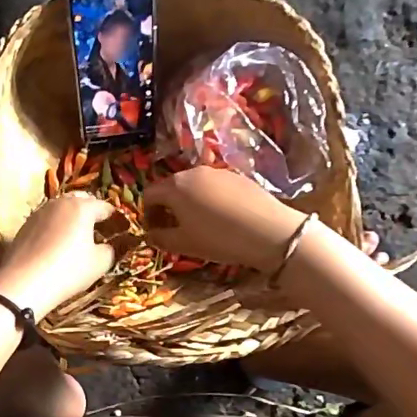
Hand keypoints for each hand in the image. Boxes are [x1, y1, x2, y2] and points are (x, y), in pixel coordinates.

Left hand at [0, 193, 119, 314]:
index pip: (105, 207)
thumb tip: (107, 246)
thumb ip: (110, 249)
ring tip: (78, 238)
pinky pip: (48, 221)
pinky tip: (57, 245)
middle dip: (92, 213)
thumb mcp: (100, 263)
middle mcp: (60, 203)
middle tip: (99, 231)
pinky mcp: (25, 225)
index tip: (120, 230)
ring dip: (72, 219)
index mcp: (82, 207)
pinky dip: (56, 228)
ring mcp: (40, 212)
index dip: (115, 218)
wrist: (24, 283)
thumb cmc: (68, 270)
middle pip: (81, 201)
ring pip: (62, 210)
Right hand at [140, 167, 305, 271]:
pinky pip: (214, 186)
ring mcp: (218, 171)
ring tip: (199, 224)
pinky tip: (222, 218)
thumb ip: (160, 238)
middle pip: (171, 187)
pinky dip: (209, 199)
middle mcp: (193, 172)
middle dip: (167, 207)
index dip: (147, 214)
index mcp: (175, 186)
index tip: (155, 231)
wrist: (269, 231)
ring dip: (189, 202)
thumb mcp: (184, 244)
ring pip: (193, 185)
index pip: (148, 194)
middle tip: (174, 229)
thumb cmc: (219, 239)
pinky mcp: (238, 176)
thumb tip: (149, 235)